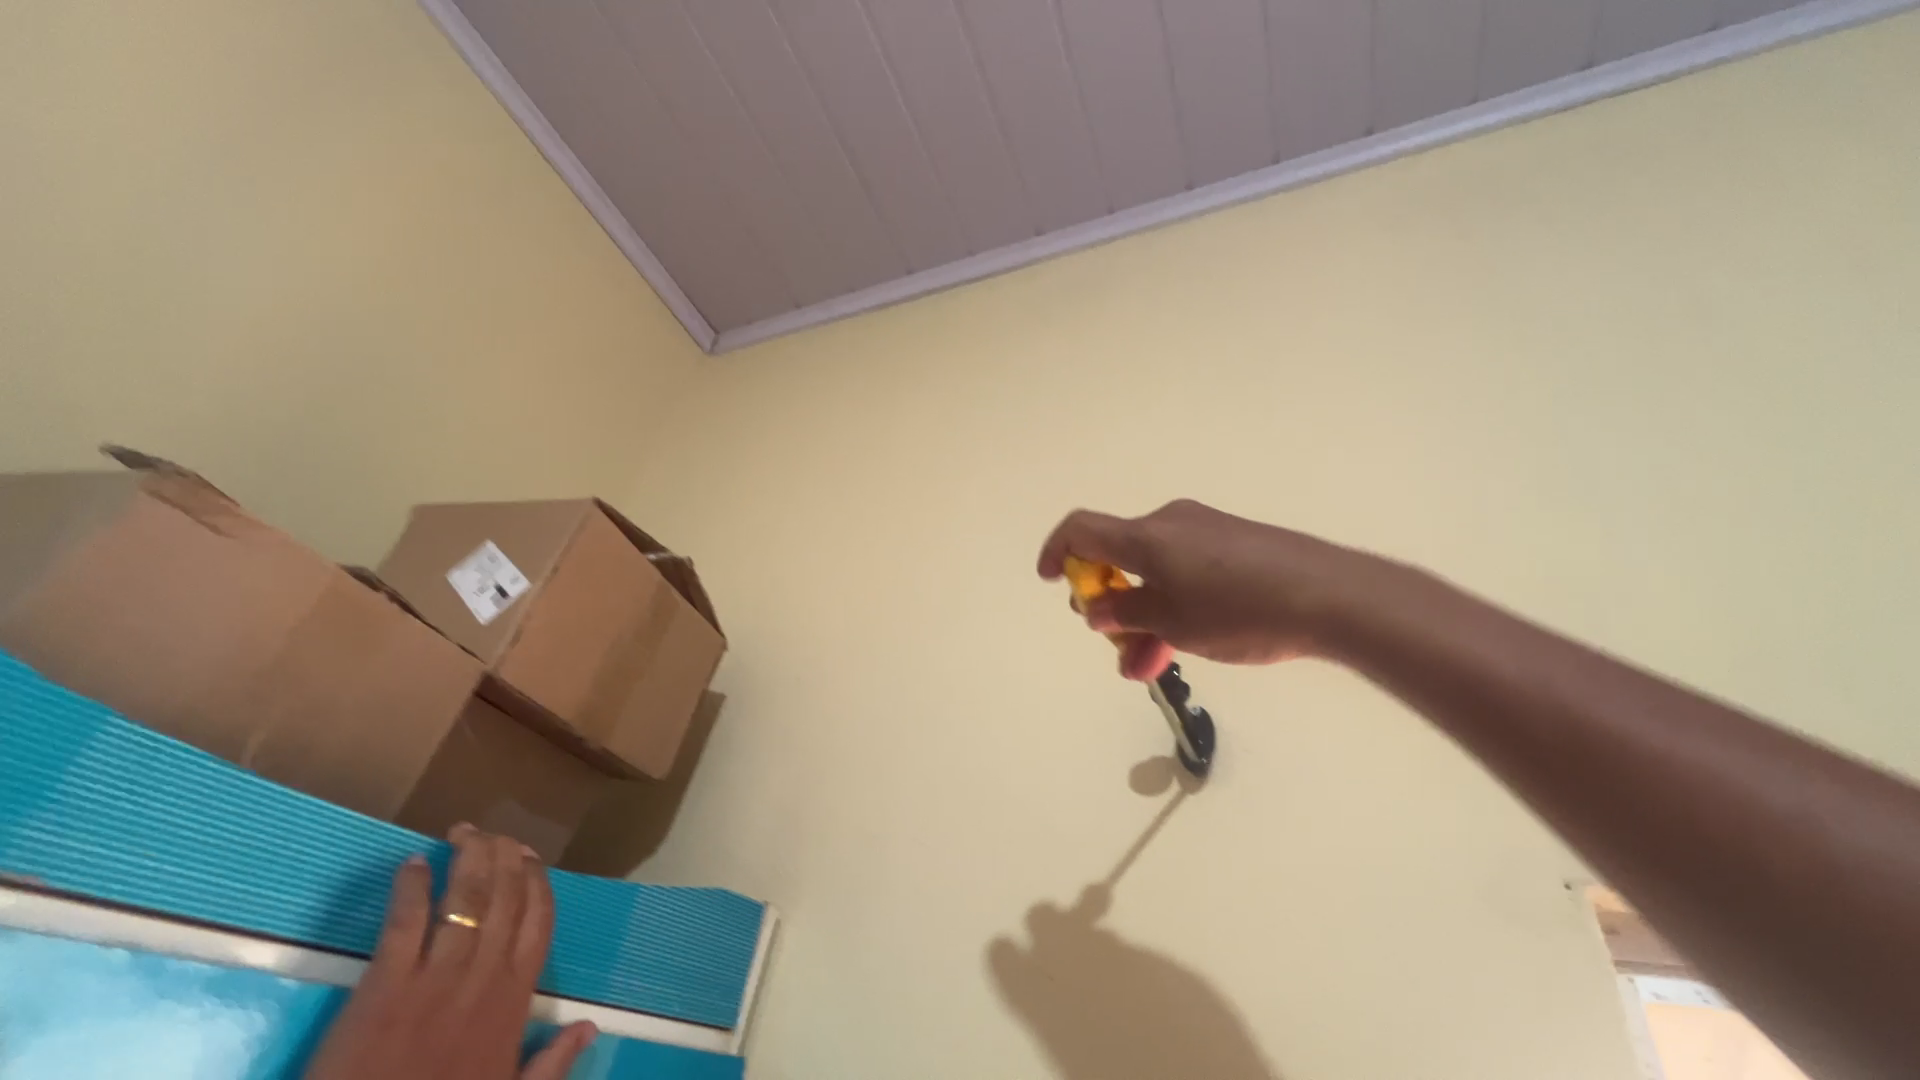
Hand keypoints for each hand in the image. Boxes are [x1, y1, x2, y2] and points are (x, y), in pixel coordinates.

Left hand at [302, 824, 595, 1079]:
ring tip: (463, 833)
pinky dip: (411, 888)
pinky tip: (413, 864)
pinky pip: (405, 923)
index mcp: (515, 999)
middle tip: (496, 833)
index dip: (537, 882)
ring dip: (468, 860)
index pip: (538, 923)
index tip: (530, 856)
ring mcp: (434, 977)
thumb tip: (590, 1027)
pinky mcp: (384, 985)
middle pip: (504, 900)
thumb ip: (551, 1062)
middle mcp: (483, 977)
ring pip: (465, 901)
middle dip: (504, 859)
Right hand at [1038, 499, 1370, 678]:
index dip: (1057, 553)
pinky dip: (1174, 605)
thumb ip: (1127, 614)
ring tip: (1151, 667)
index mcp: (1147, 536)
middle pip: (1120, 558)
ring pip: (1155, 573)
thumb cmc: (1241, 610)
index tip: (1050, 581)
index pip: (1082, 530)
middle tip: (1117, 648)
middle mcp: (1171, 524)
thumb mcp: (1174, 623)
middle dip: (1111, 606)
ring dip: (1145, 617)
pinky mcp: (1236, 547)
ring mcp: (1206, 533)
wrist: (1332, 596)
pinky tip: (1188, 643)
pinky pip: (1186, 572)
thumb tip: (1099, 608)